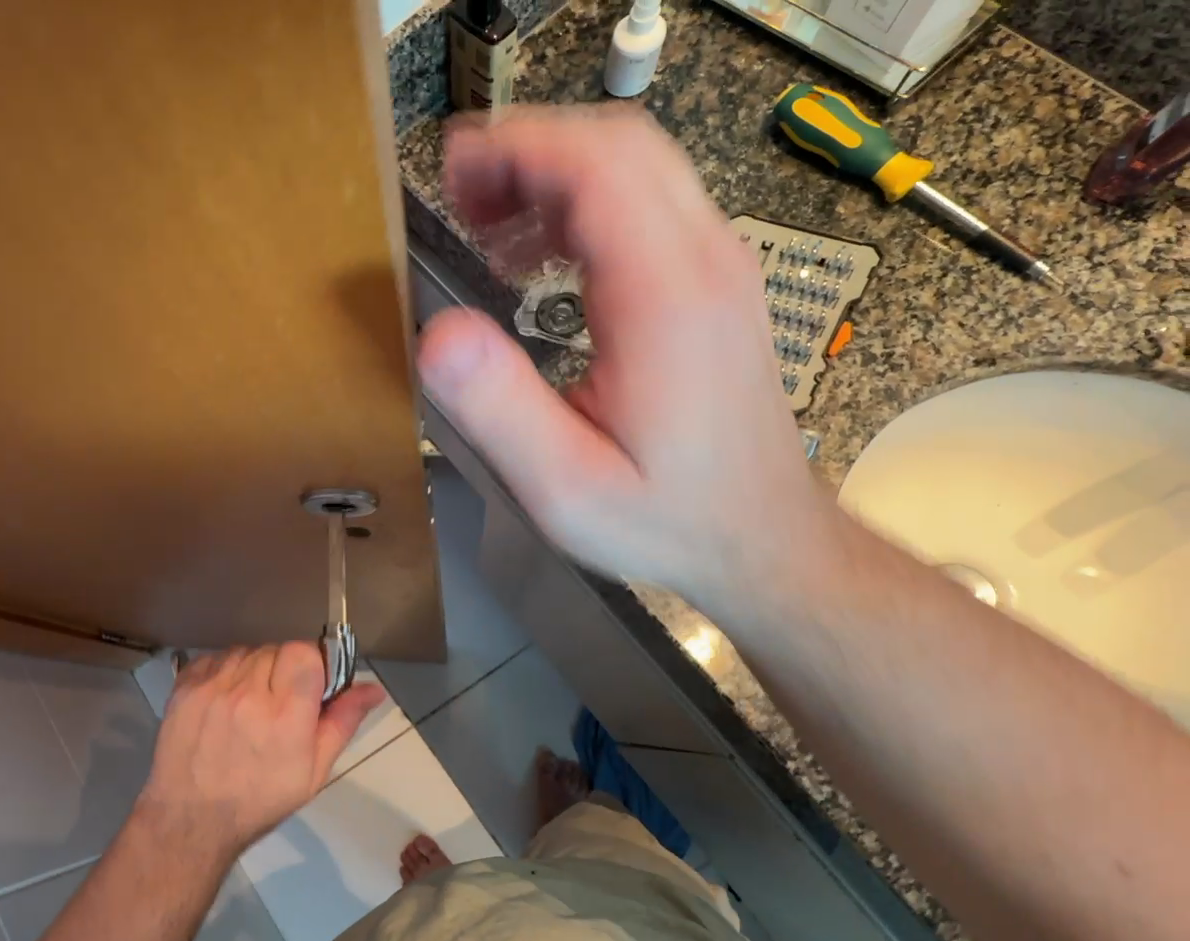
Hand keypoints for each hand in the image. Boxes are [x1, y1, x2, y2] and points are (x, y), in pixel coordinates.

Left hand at [132, 643, 386, 865]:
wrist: (191, 818)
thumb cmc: (259, 801)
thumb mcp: (313, 772)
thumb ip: (342, 723)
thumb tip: (373, 689)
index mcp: (286, 715)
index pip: (304, 653)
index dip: (311, 664)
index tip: (308, 685)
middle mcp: (248, 692)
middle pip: (275, 650)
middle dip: (282, 670)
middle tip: (278, 702)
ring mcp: (212, 687)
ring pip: (245, 651)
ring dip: (253, 669)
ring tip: (249, 702)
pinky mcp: (185, 686)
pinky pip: (215, 658)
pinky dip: (224, 672)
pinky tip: (224, 700)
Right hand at [418, 106, 836, 609]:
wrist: (760, 537)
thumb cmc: (664, 517)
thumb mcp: (564, 486)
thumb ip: (499, 409)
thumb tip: (436, 334)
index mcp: (665, 298)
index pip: (599, 169)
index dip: (518, 149)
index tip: (452, 168)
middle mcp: (703, 261)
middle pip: (620, 148)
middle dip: (529, 150)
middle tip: (458, 190)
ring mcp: (715, 265)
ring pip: (636, 168)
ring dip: (552, 174)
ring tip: (483, 221)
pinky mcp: (710, 282)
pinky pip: (645, 206)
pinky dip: (580, 205)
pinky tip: (535, 255)